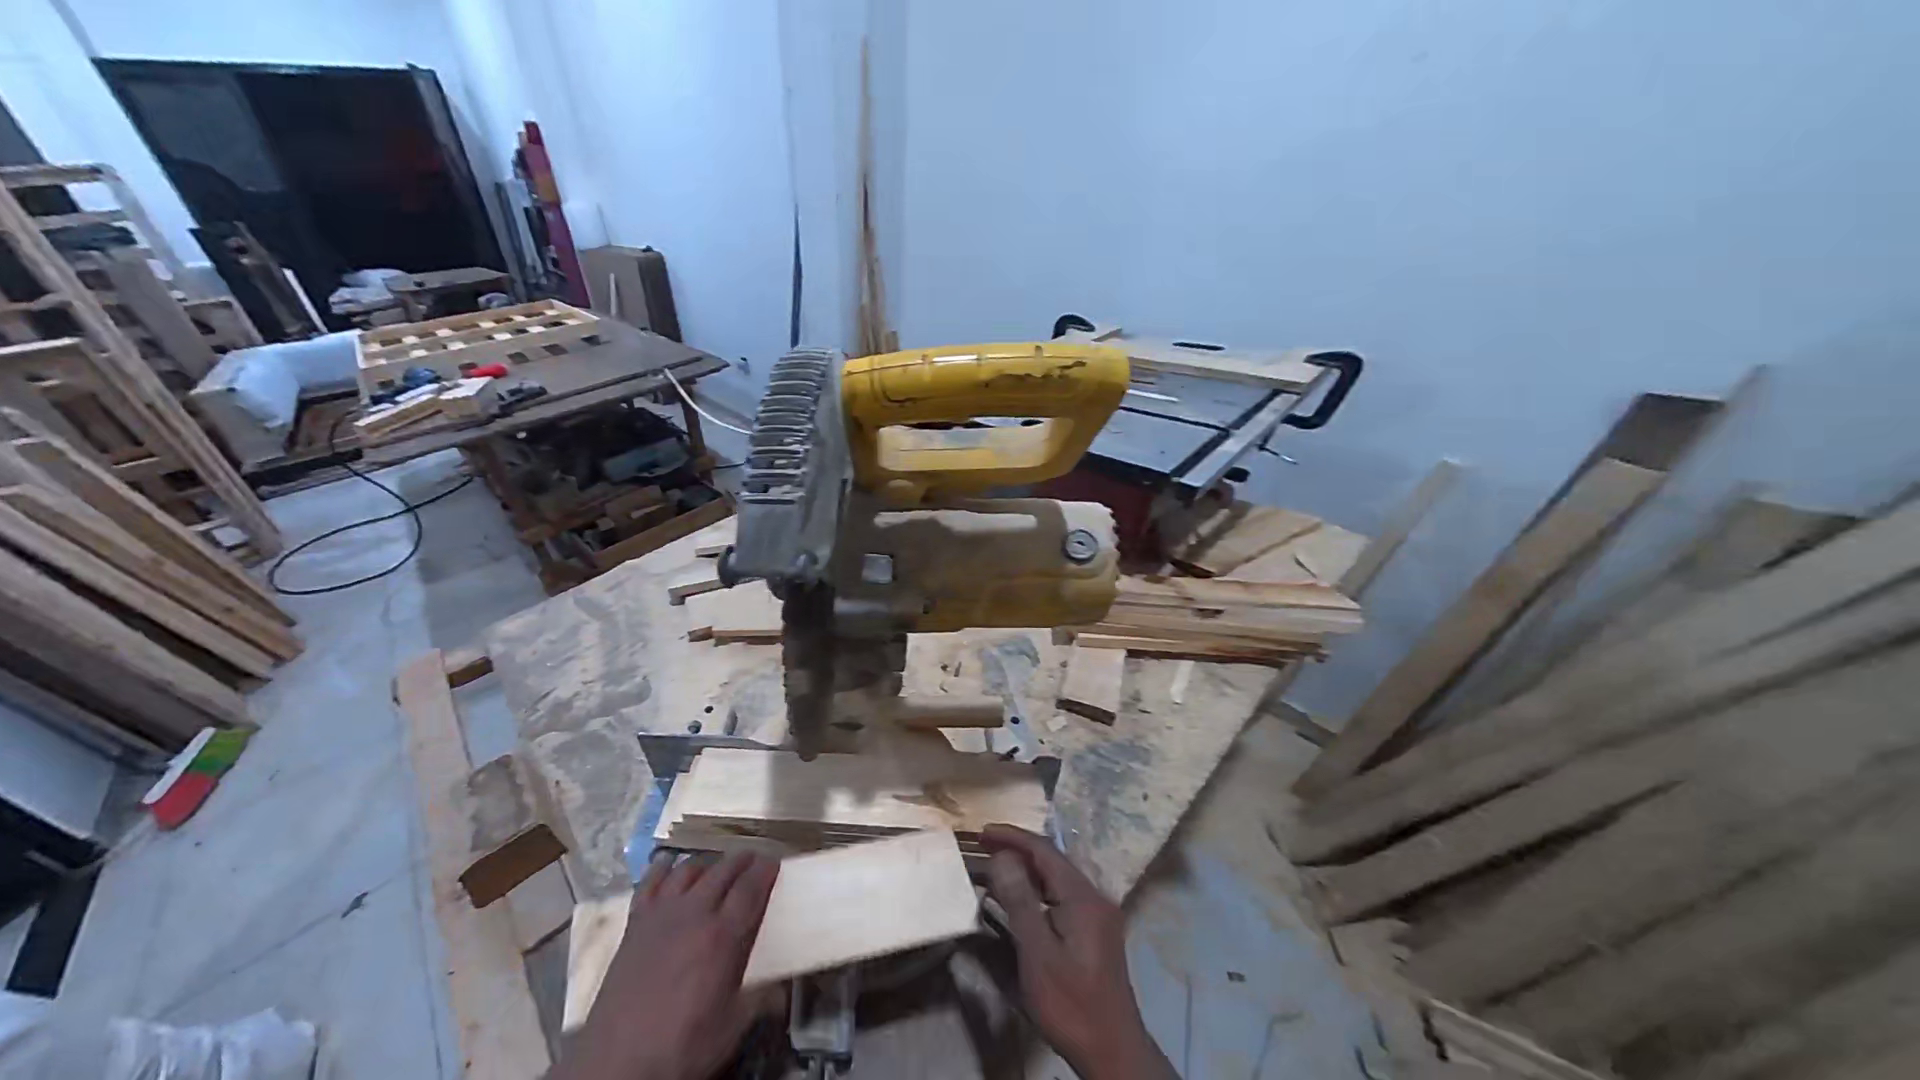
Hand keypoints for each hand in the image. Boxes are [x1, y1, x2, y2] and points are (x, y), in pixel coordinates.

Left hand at [555, 852, 782, 1079]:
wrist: (617, 1063)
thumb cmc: (681, 1045)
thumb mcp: (732, 1027)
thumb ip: (761, 999)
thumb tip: (783, 989)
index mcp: (723, 935)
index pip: (751, 888)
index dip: (766, 870)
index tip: (776, 862)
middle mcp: (695, 913)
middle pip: (724, 870)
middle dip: (743, 860)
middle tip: (754, 860)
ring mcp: (661, 915)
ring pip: (690, 869)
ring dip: (709, 863)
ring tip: (717, 866)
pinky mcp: (635, 924)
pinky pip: (650, 882)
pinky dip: (663, 868)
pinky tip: (669, 864)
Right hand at [981, 825, 1176, 1079]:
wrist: (1112, 1051)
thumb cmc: (1070, 1002)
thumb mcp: (1037, 952)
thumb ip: (1019, 900)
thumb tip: (1003, 857)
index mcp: (1082, 896)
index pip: (1044, 850)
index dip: (1012, 837)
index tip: (982, 833)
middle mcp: (1094, 897)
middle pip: (1053, 861)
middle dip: (1018, 850)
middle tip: (983, 847)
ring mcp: (1098, 915)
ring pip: (1058, 878)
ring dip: (1027, 870)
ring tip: (995, 868)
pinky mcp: (1095, 932)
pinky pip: (1062, 896)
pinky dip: (1038, 890)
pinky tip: (1020, 900)